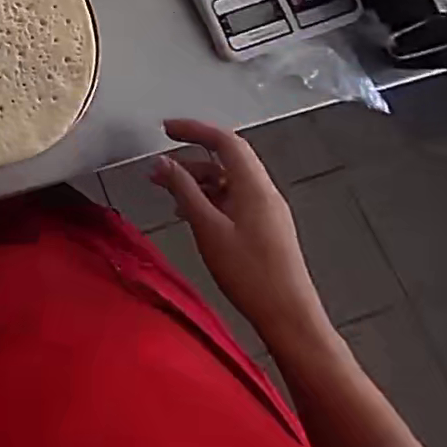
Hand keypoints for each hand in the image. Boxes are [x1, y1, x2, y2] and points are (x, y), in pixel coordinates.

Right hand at [149, 118, 328, 341]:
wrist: (289, 317)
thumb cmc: (248, 272)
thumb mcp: (206, 226)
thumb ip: (183, 189)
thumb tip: (163, 162)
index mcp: (254, 188)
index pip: (225, 142)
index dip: (194, 129)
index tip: (166, 129)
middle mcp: (264, 193)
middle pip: (226, 159)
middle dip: (189, 156)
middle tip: (158, 165)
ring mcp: (265, 211)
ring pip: (225, 180)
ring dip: (194, 179)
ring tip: (166, 191)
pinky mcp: (262, 227)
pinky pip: (230, 198)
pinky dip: (205, 196)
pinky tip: (186, 211)